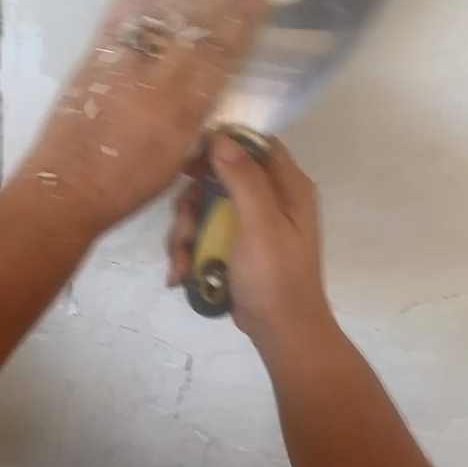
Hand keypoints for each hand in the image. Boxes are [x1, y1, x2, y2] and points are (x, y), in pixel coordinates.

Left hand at [15, 0, 270, 231]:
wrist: (65, 194)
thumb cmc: (124, 189)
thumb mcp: (176, 161)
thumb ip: (195, 118)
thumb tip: (209, 81)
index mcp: (186, 113)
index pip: (224, 52)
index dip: (245, 11)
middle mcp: (159, 85)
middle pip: (197, 23)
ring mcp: (123, 71)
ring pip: (160, 15)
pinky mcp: (91, 66)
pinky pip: (116, 25)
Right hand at [167, 134, 327, 340]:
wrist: (280, 331)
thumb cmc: (275, 275)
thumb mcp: (260, 223)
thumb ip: (242, 178)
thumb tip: (220, 136)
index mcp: (287, 186)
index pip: (255, 144)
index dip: (223, 145)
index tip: (192, 160)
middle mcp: (270, 199)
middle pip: (218, 177)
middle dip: (192, 202)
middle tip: (184, 225)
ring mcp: (249, 224)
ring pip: (204, 208)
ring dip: (185, 233)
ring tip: (181, 261)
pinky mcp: (234, 246)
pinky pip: (203, 234)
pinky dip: (189, 251)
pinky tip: (181, 273)